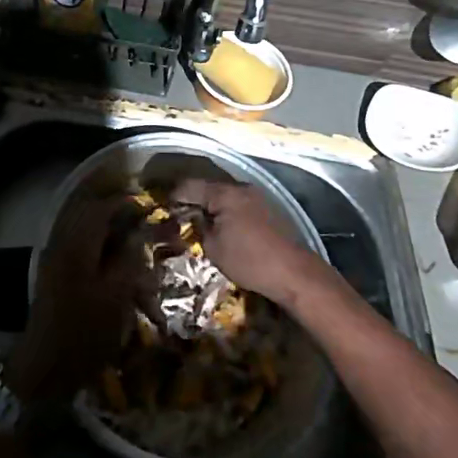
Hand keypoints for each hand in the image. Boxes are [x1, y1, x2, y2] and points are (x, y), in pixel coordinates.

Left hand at [6, 195, 140, 406]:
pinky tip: (114, 265)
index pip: (102, 208)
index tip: (149, 207)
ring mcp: (56, 258)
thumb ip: (129, 259)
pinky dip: (98, 247)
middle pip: (90, 214)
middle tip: (141, 223)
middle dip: (117, 215)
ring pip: (85, 231)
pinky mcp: (55, 274)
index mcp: (77, 245)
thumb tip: (139, 233)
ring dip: (107, 231)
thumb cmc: (84, 333)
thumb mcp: (116, 297)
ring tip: (131, 244)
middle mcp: (63, 244)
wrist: (44, 369)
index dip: (126, 204)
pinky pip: (79, 247)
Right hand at [171, 179, 327, 306]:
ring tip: (202, 220)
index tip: (165, 204)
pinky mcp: (269, 208)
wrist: (293, 272)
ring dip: (214, 205)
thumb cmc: (249, 260)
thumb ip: (200, 228)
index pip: (191, 186)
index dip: (175, 194)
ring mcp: (258, 196)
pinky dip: (229, 211)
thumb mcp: (214, 248)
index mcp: (224, 193)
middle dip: (195, 199)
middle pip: (211, 188)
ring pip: (227, 196)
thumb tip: (196, 220)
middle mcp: (241, 188)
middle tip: (181, 213)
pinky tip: (225, 225)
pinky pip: (241, 204)